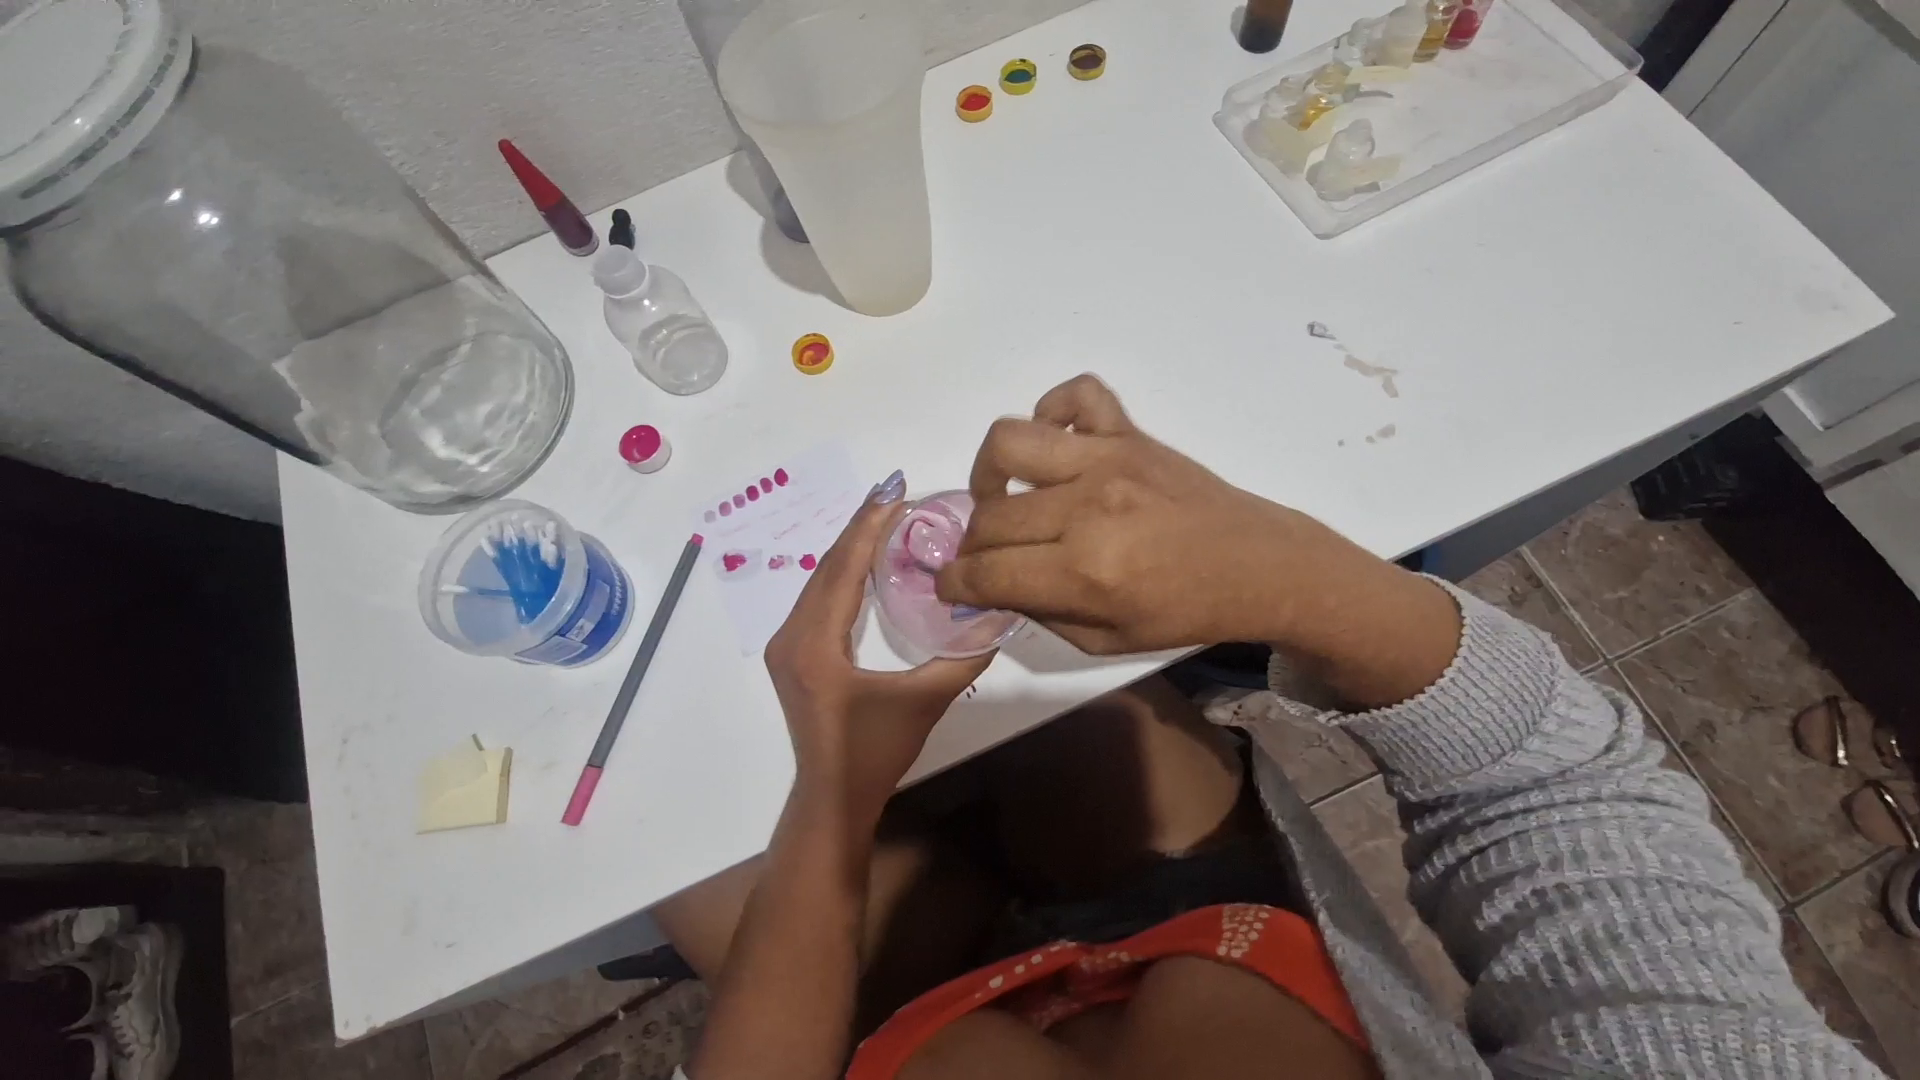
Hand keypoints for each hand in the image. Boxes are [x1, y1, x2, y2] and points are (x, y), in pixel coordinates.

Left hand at [765, 471, 994, 834]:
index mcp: (815, 645)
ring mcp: (786, 645)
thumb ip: (962, 657)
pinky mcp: (792, 654)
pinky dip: (844, 573)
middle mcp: (791, 637)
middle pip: (827, 567)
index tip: (898, 491)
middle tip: (899, 494)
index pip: (843, 568)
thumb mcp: (925, 701)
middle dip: (861, 527)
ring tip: (888, 517)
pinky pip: (818, 599)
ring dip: (851, 548)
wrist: (833, 798)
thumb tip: (998, 614)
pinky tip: (868, 562)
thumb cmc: (876, 753)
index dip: (870, 526)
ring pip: (820, 581)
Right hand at [936, 375, 1425, 661]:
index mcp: (1084, 572)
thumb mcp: (1104, 641)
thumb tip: (991, 583)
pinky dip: (1053, 411)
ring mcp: (1108, 461)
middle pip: (989, 517)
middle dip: (971, 545)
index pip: (985, 572)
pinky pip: (1076, 395)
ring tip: (1004, 494)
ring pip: (1009, 441)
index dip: (954, 584)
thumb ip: (1039, 613)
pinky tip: (1057, 446)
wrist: (1256, 565)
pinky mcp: (1129, 433)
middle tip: (988, 556)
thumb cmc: (1182, 612)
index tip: (951, 585)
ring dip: (989, 473)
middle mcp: (1087, 509)